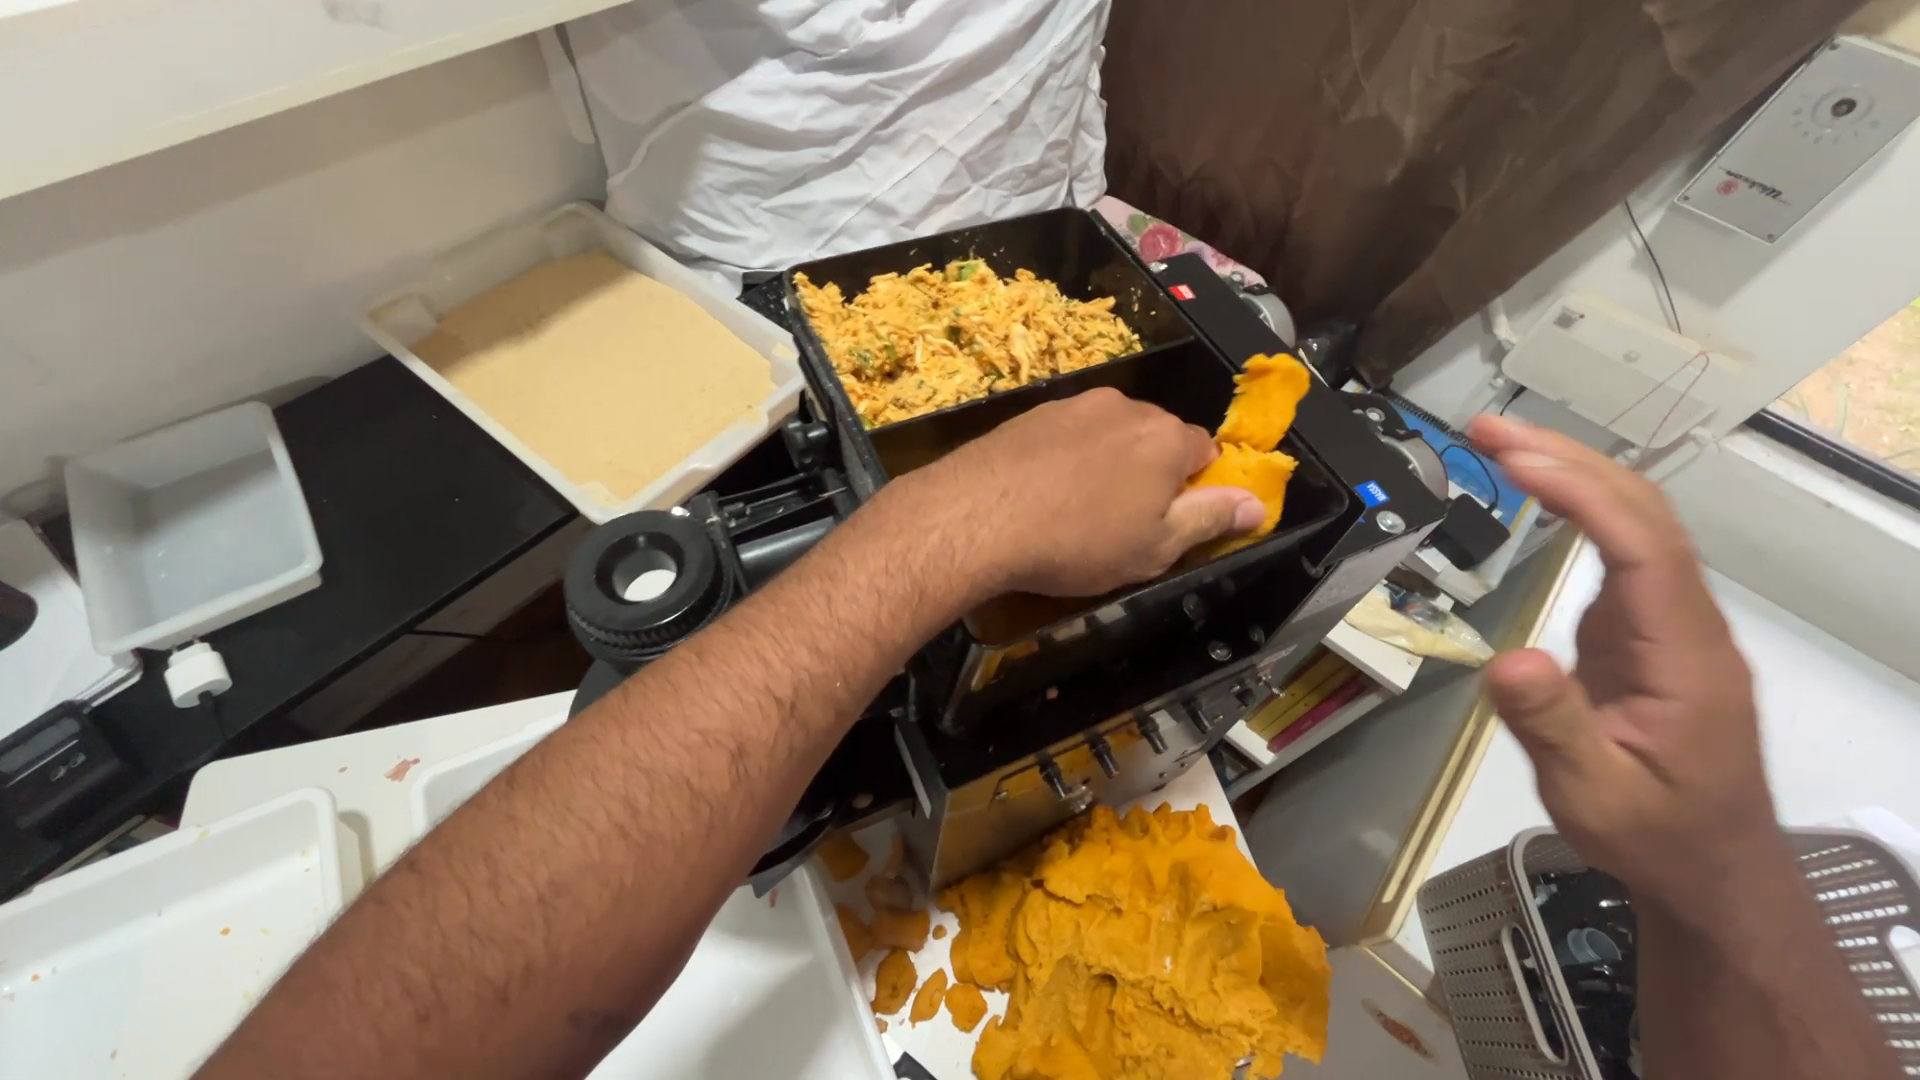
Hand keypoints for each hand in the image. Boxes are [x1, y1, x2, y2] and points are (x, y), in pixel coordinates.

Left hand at [895, 388, 1264, 596]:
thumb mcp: (1154, 547)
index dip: (1194, 488)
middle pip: (1156, 438)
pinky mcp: (1029, 413)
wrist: (975, 517)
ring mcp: (1072, 405)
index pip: (1205, 451)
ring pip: (1108, 435)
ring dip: (1105, 465)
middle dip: (1149, 473)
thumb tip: (1258, 504)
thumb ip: (1209, 519)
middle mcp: (1124, 407)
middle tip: (1120, 522)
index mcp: (1166, 437)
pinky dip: (1065, 459)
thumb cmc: (1076, 541)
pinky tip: (1040, 493)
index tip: (1169, 521)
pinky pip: (1066, 436)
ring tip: (1074, 510)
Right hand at [1468, 416, 1781, 907]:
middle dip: (1570, 460)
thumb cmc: (1654, 833)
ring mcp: (1669, 625)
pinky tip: (1540, 490)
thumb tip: (1508, 658)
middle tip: (1487, 431)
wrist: (1711, 868)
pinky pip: (1621, 551)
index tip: (1514, 459)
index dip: (1582, 494)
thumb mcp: (1595, 793)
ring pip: (1637, 524)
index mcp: (1686, 657)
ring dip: (1573, 473)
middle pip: (1645, 516)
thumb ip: (1555, 725)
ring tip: (1500, 445)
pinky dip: (1576, 506)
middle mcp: (1686, 625)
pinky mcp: (1646, 633)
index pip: (1642, 549)